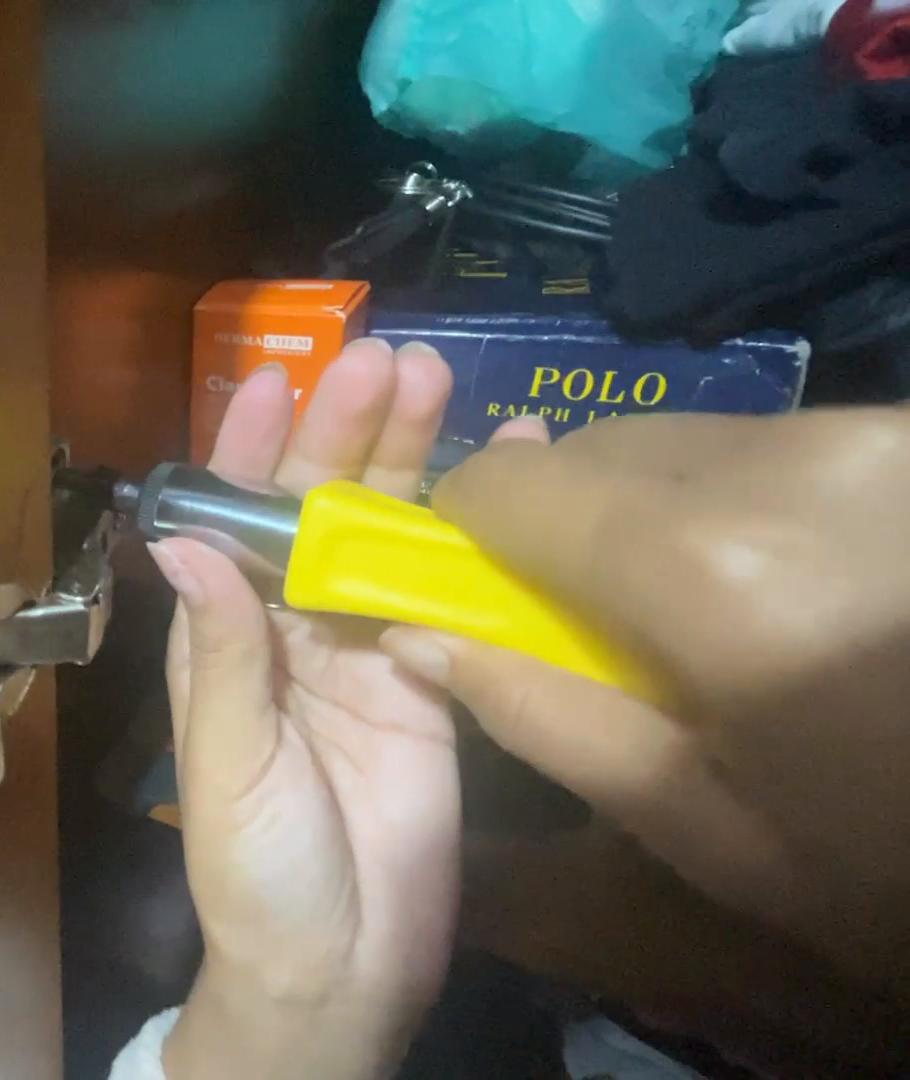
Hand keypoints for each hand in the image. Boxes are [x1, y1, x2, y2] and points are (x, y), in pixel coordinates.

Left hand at [155, 340, 491, 1079]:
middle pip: (314, 512)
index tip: (270, 381)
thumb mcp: (226, 751)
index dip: (248, 452)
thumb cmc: (255, 861)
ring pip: (381, 536)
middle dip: (341, 434)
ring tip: (434, 379)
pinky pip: (448, 594)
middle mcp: (288, 624)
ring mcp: (362, 647)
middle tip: (380, 359)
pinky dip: (475, 535)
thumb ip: (220, 648)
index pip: (233, 522)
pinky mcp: (430, 682)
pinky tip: (508, 471)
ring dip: (406, 460)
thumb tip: (180, 541)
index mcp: (225, 634)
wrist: (337, 958)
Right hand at [381, 407, 909, 1000]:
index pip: (504, 485)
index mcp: (711, 568)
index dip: (467, 528)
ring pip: (674, 441)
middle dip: (562, 518)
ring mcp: (886, 435)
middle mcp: (795, 464)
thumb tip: (416, 637)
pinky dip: (738, 496)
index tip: (488, 584)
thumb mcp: (706, 828)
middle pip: (585, 451)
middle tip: (606, 608)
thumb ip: (541, 717)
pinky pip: (766, 444)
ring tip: (719, 596)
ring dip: (650, 505)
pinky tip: (807, 574)